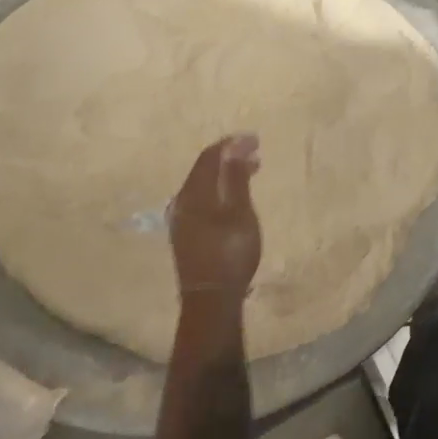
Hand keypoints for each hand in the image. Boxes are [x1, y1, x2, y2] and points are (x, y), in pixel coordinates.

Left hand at [169, 136, 262, 301]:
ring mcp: (181, 220)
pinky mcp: (186, 234)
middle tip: (256, 153)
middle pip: (204, 170)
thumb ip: (236, 178)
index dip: (231, 144)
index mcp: (193, 194)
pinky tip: (233, 198)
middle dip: (229, 157)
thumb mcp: (240, 212)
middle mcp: (182, 202)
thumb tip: (234, 147)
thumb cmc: (230, 252)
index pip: (209, 157)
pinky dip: (219, 190)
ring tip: (250, 172)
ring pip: (202, 185)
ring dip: (225, 174)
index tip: (256, 139)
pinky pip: (201, 200)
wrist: (211, 299)